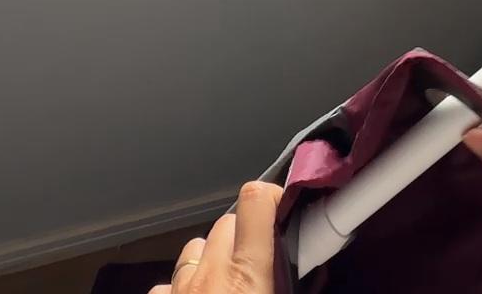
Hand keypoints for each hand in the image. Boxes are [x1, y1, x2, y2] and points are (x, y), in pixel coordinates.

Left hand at [150, 182, 282, 293]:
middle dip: (243, 234)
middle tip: (259, 264)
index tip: (283, 208)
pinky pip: (169, 281)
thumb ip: (287, 280)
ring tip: (226, 284)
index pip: (254, 200)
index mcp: (247, 275)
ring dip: (211, 257)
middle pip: (227, 222)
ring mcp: (178, 290)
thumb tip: (312, 276)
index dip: (270, 197)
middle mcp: (209, 276)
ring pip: (196, 247)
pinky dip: (184, 285)